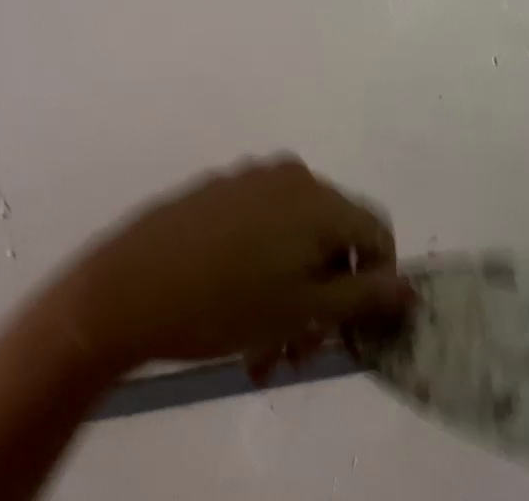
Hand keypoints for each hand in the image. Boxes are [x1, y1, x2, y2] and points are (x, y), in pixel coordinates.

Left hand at [64, 155, 411, 377]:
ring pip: (291, 239)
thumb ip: (364, 297)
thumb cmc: (223, 305)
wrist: (119, 293)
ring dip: (289, 292)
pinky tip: (231, 312)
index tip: (351, 327)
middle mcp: (288, 176)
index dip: (377, 281)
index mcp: (319, 198)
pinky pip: (255, 228)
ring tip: (260, 347)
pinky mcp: (210, 194)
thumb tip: (409, 286)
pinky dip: (259, 268)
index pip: (377, 232)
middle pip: (331, 238)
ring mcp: (244, 181)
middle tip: (298, 351)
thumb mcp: (302, 311)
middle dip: (325, 298)